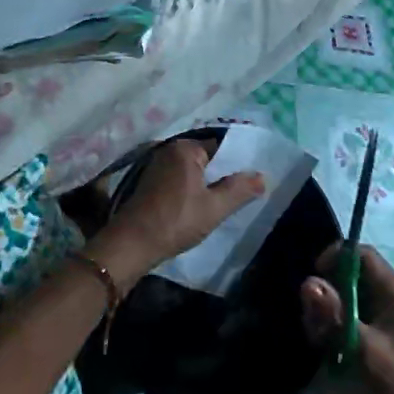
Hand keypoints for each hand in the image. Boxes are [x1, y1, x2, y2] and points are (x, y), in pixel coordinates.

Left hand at [89, 138, 264, 289]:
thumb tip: (262, 176)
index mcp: (185, 149)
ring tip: (221, 202)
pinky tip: (198, 207)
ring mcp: (157, 166)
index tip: (249, 180)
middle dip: (220, 175)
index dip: (236, 164)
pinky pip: (179, 180)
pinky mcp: (149, 183)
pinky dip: (190, 190)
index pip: (221, 147)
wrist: (131, 246)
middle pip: (206, 159)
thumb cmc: (175, 222)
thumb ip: (239, 190)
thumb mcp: (214, 208)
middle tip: (239, 194)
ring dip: (205, 185)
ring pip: (192, 171)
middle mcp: (169, 150)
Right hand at [300, 244, 393, 393]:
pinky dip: (341, 332)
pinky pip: (358, 325)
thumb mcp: (362, 352)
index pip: (365, 257)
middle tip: (313, 319)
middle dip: (330, 293)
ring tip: (321, 342)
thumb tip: (308, 282)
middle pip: (357, 280)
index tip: (312, 279)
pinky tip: (331, 354)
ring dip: (332, 316)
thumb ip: (334, 316)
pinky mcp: (388, 350)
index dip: (336, 259)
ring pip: (355, 303)